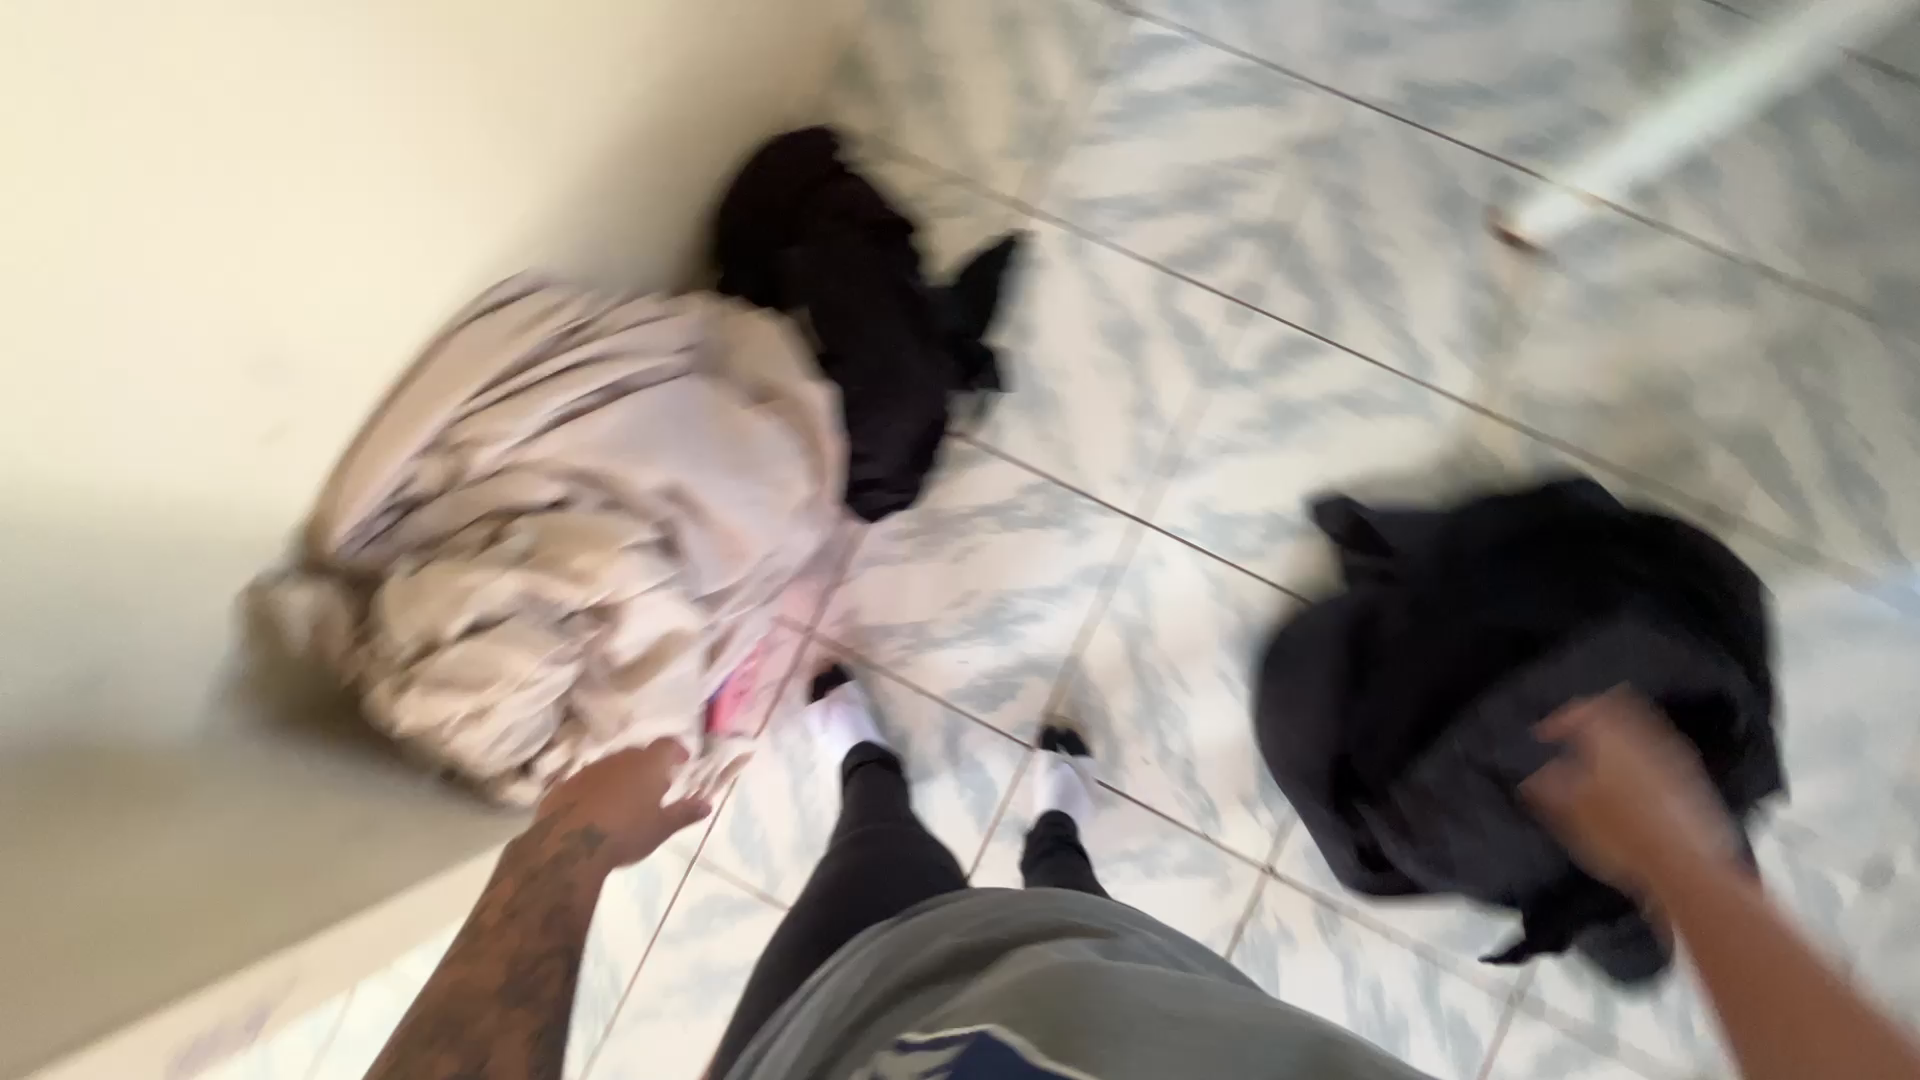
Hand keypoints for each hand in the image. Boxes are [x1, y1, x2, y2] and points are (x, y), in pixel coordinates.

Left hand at [533, 739, 713, 869]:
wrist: (566, 848)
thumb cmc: (625, 834)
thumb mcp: (661, 828)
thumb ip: (684, 813)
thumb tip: (707, 804)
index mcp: (647, 765)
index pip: (667, 745)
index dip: (676, 751)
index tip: (682, 761)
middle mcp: (619, 759)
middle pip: (638, 754)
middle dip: (648, 766)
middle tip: (655, 786)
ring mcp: (588, 771)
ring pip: (611, 766)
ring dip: (621, 777)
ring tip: (625, 800)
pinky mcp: (563, 786)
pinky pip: (587, 781)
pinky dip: (596, 789)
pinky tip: (596, 810)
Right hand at [1522, 688, 1742, 898]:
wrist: (1690, 874)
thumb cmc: (1617, 834)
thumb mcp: (1564, 809)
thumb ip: (1543, 782)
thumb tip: (1531, 771)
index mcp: (1611, 740)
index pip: (1582, 709)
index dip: (1558, 720)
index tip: (1543, 739)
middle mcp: (1646, 742)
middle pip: (1620, 711)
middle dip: (1594, 720)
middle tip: (1573, 736)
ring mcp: (1675, 763)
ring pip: (1642, 733)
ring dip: (1617, 739)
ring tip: (1596, 760)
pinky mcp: (1693, 786)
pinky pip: (1659, 756)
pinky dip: (1639, 760)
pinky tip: (1628, 784)